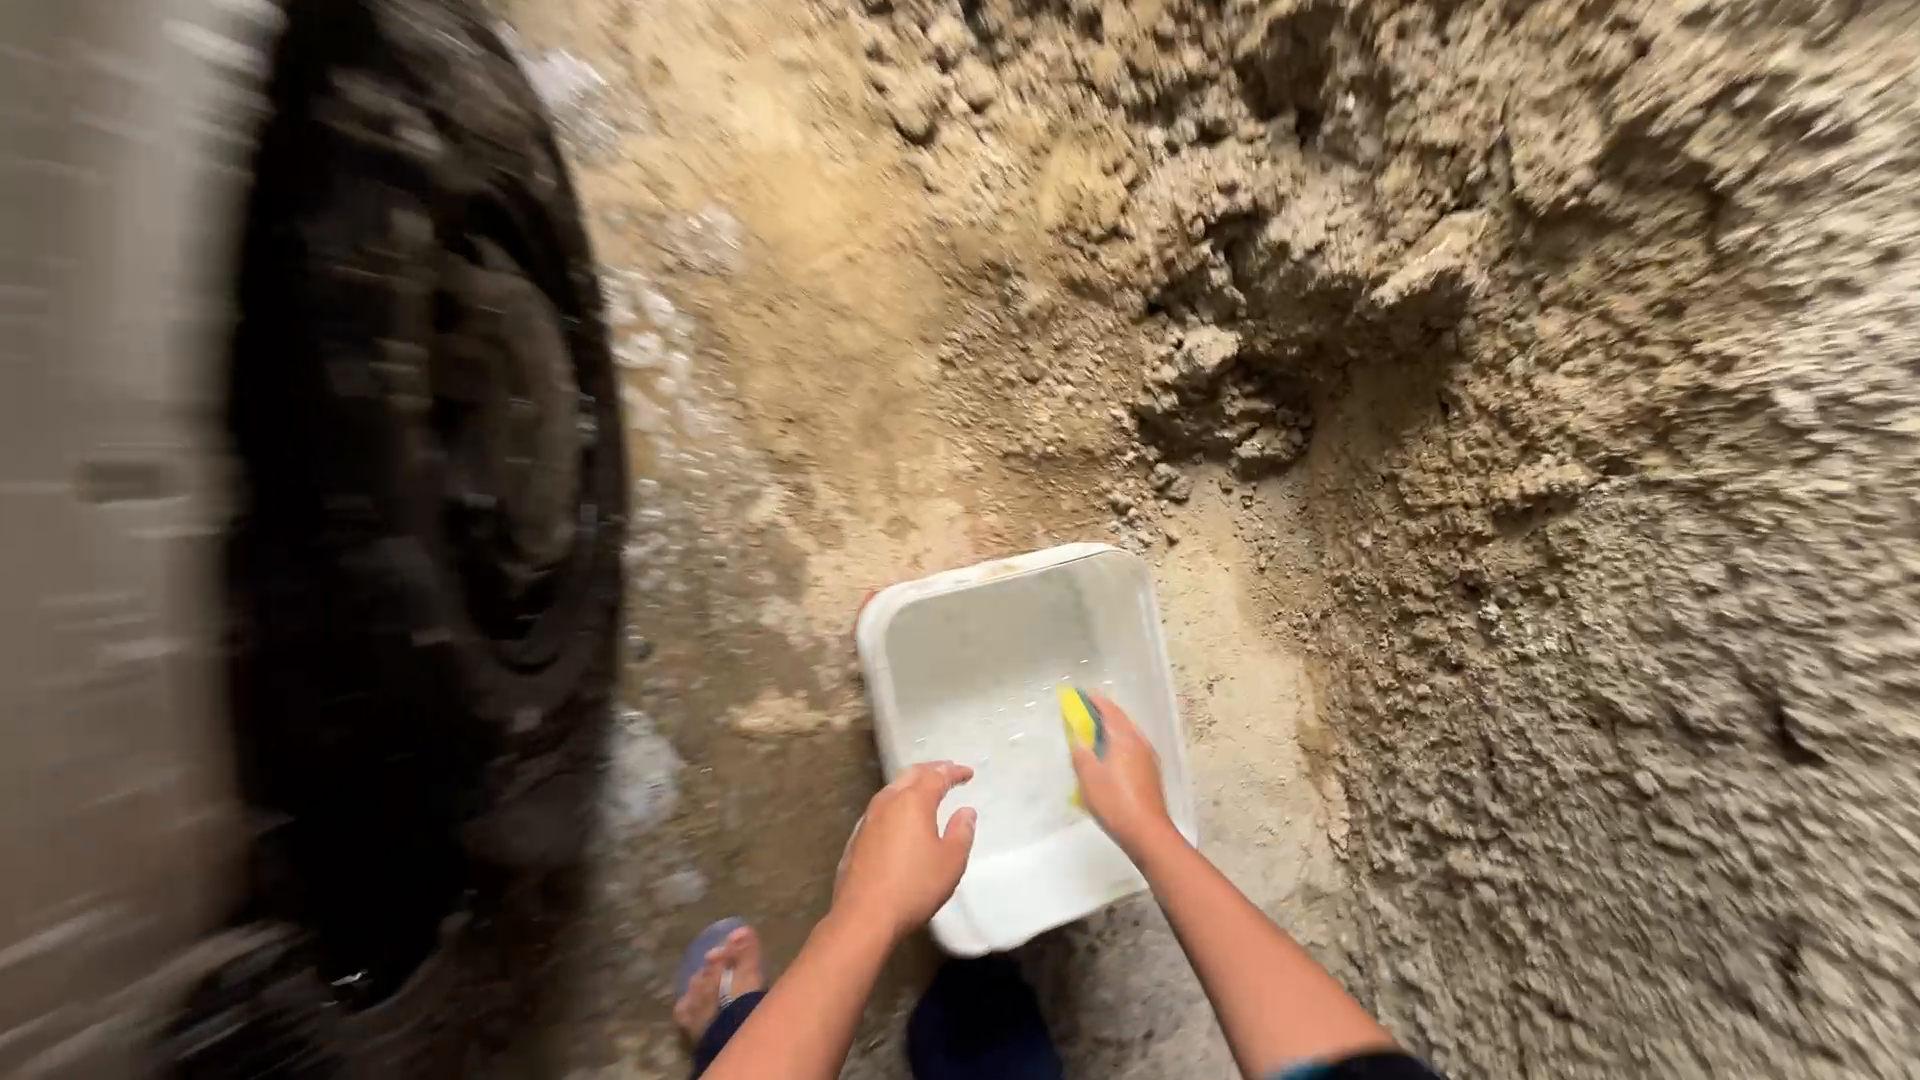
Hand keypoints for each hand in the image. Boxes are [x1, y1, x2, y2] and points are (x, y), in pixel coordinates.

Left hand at [833, 761, 977, 940]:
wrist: (864, 917)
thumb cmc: (913, 887)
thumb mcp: (951, 862)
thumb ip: (962, 832)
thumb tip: (966, 812)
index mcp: (913, 802)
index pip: (937, 776)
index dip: (954, 772)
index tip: (967, 773)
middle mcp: (887, 802)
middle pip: (911, 775)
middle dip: (931, 770)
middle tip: (947, 771)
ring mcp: (868, 819)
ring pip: (892, 789)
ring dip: (911, 784)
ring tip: (925, 790)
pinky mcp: (856, 838)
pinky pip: (881, 808)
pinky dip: (897, 803)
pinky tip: (899, 817)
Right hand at [1069, 693, 1175, 858]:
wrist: (1147, 832)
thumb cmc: (1114, 801)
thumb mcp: (1088, 777)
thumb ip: (1081, 754)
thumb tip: (1078, 740)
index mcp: (1123, 739)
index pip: (1110, 712)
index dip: (1096, 701)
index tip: (1084, 694)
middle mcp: (1139, 743)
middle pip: (1122, 721)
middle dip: (1106, 713)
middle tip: (1089, 711)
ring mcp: (1149, 758)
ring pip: (1130, 734)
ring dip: (1115, 729)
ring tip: (1099, 732)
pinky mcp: (1151, 773)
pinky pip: (1134, 747)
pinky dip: (1121, 743)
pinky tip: (1114, 755)